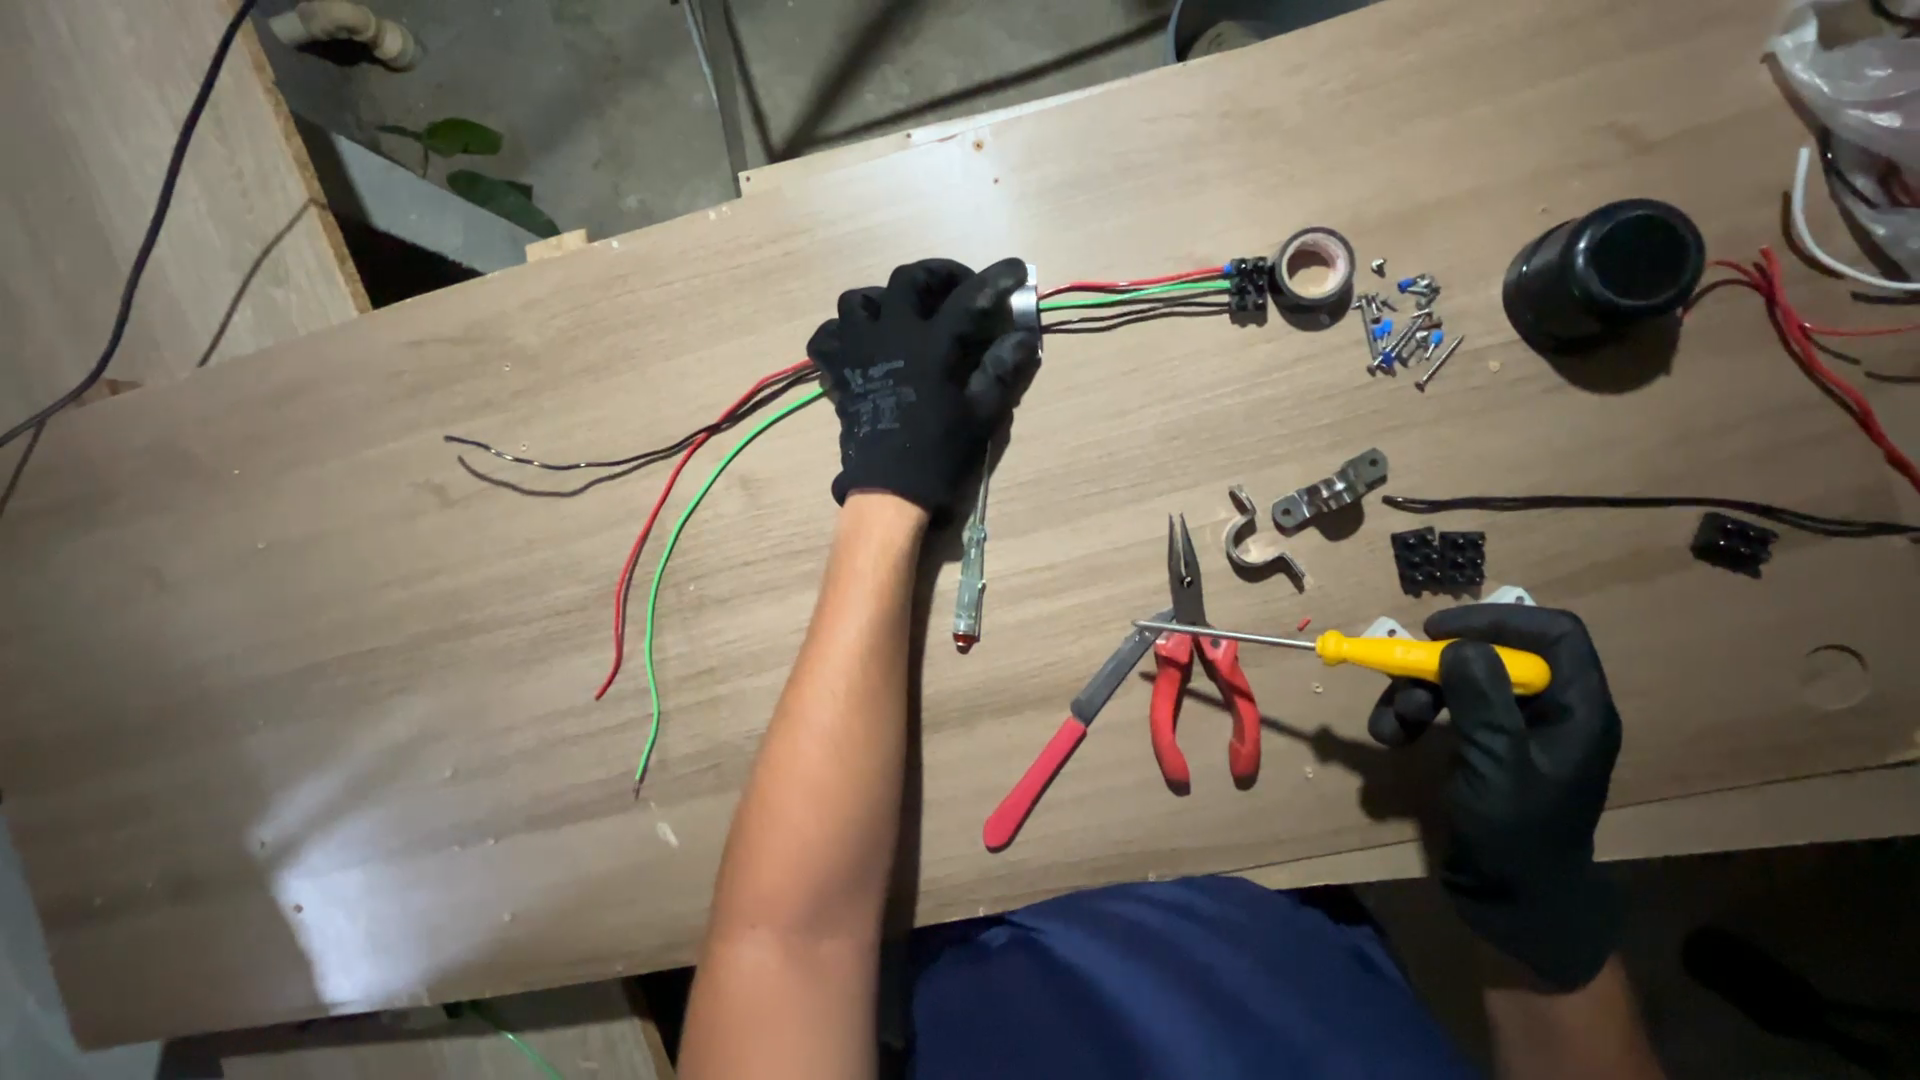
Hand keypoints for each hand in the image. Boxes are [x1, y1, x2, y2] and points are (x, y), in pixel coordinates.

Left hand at [805, 258, 1040, 512]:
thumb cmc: (941, 453)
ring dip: (884, 299)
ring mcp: (858, 351)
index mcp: (931, 344)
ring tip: (904, 314)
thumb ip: (1001, 369)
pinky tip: (863, 343)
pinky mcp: (838, 373)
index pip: (969, 297)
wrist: (890, 490)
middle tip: (957, 290)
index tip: (1015, 271)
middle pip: (908, 280)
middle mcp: (890, 335)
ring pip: (859, 301)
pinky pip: (828, 337)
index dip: (995, 280)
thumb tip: (1024, 337)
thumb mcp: (982, 413)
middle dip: (937, 276)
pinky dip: (844, 333)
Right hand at [1368, 604, 1623, 990]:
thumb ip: (1482, 700)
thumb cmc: (1516, 833)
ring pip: (1457, 682)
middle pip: (1491, 655)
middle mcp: (1548, 711)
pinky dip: (1411, 718)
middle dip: (1435, 668)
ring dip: (1412, 695)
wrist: (1510, 900)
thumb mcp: (1497, 763)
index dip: (1498, 620)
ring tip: (1385, 728)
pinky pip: (1445, 710)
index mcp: (1576, 710)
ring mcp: (1513, 730)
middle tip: (1395, 677)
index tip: (1440, 631)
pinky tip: (1390, 740)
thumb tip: (1460, 645)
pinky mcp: (1483, 747)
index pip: (1555, 634)